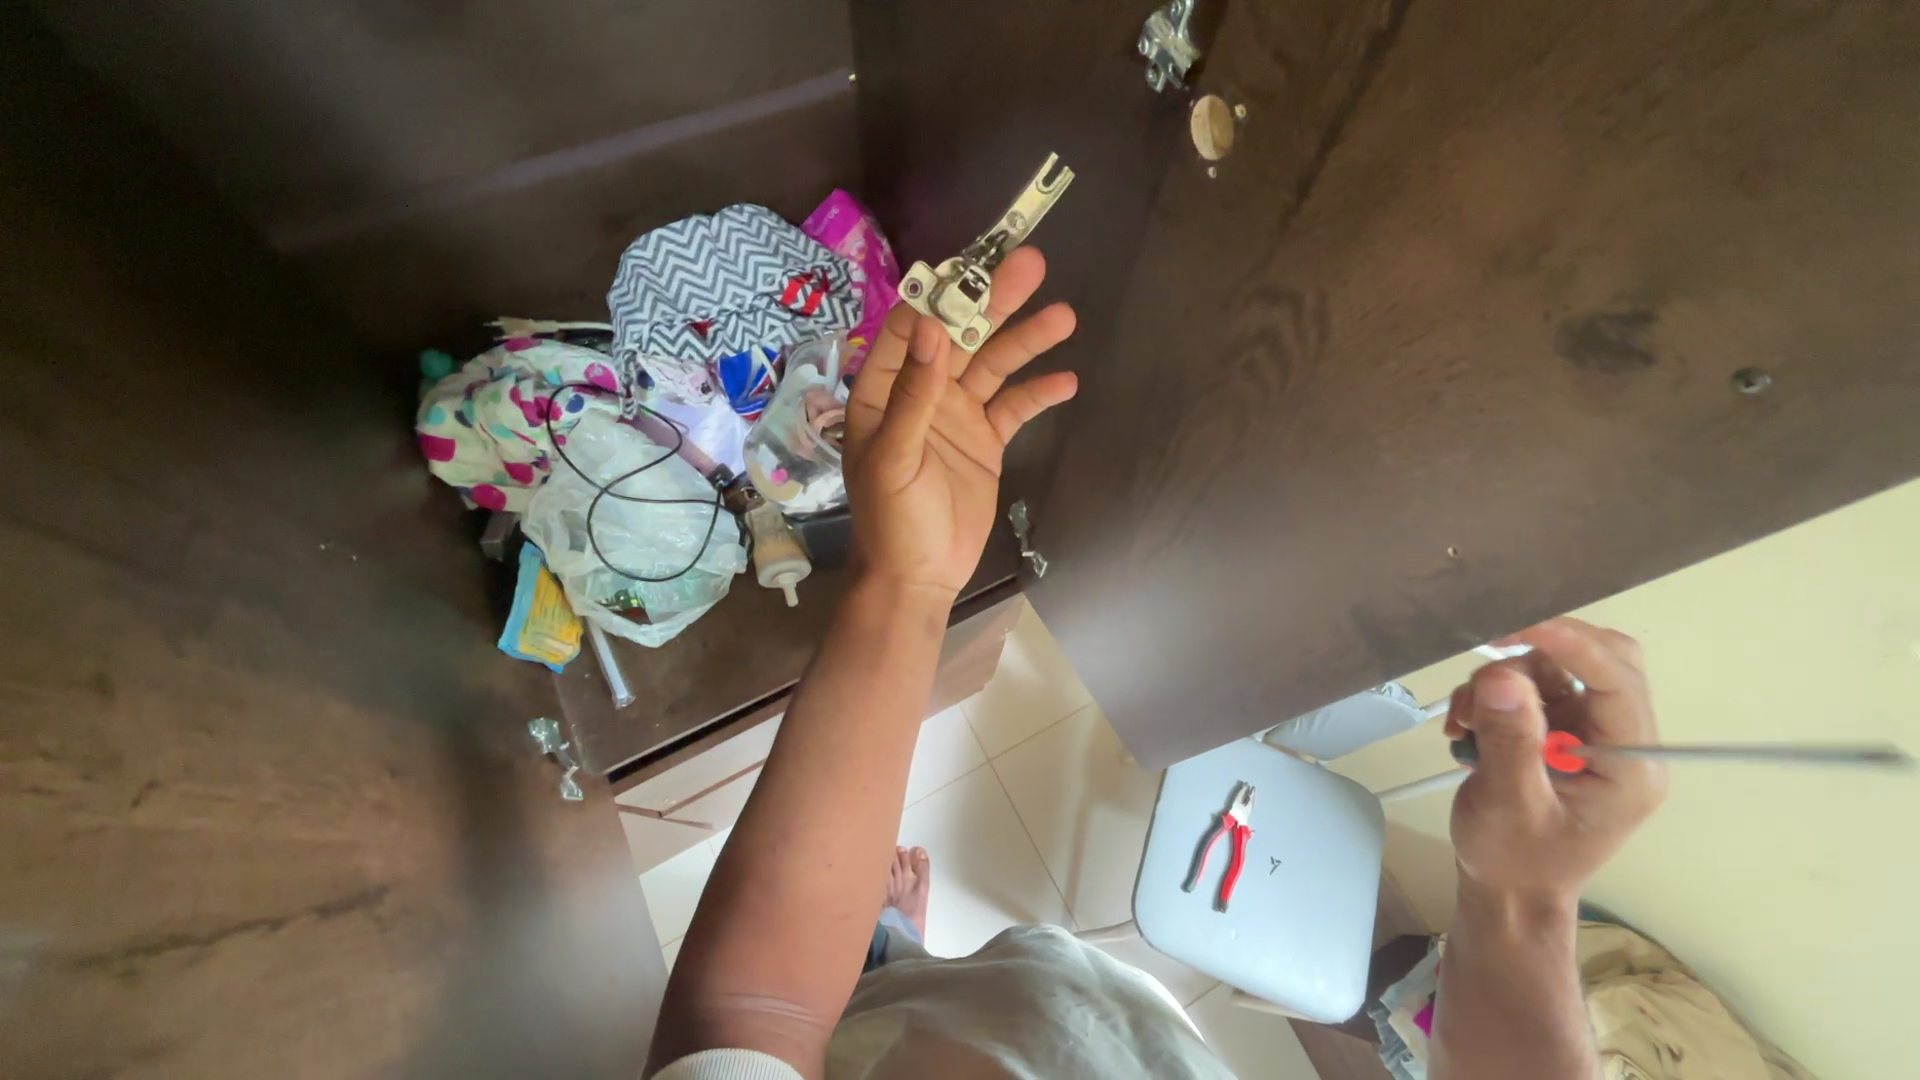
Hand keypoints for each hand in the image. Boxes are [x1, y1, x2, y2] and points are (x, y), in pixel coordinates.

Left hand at [843, 248, 1077, 597]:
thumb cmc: (893, 518)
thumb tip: (930, 325)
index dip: (940, 295)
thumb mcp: (896, 455)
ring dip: (1026, 342)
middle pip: (960, 338)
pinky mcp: (986, 442)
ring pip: (993, 367)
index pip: (911, 329)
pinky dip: (1037, 393)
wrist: (920, 575)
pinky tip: (1065, 380)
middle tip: (1032, 265)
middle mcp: (922, 394)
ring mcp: (957, 416)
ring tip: (1064, 316)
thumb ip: (913, 392)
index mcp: (885, 392)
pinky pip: (1014, 408)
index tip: (973, 264)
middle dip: (994, 304)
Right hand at [1444, 617, 1668, 905]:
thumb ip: (1510, 740)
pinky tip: (1464, 728)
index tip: (1516, 626)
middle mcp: (1618, 741)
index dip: (1573, 644)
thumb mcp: (1509, 804)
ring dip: (1498, 683)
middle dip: (1539, 651)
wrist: (1505, 889)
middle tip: (1489, 648)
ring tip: (1462, 723)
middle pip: (1599, 662)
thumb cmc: (1514, 857)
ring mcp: (1584, 735)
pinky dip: (1488, 697)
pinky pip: (1524, 689)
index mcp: (1631, 764)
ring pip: (1551, 671)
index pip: (1618, 682)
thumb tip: (1501, 676)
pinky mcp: (1552, 733)